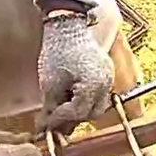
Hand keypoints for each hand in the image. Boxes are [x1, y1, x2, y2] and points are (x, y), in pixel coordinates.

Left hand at [37, 13, 112, 132]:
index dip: (61, 120)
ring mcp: (109, 77)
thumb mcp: (50, 83)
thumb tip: (48, 129)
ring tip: (63, 107)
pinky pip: (100, 93)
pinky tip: (73, 95)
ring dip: (81, 109)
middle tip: (55, 118)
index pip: (78, 113)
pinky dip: (87, 99)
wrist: (68, 27)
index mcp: (92, 85)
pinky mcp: (107, 71)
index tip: (46, 124)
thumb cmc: (57, 52)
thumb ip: (52, 108)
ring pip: (98, 104)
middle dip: (73, 118)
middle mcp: (105, 83)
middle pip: (93, 113)